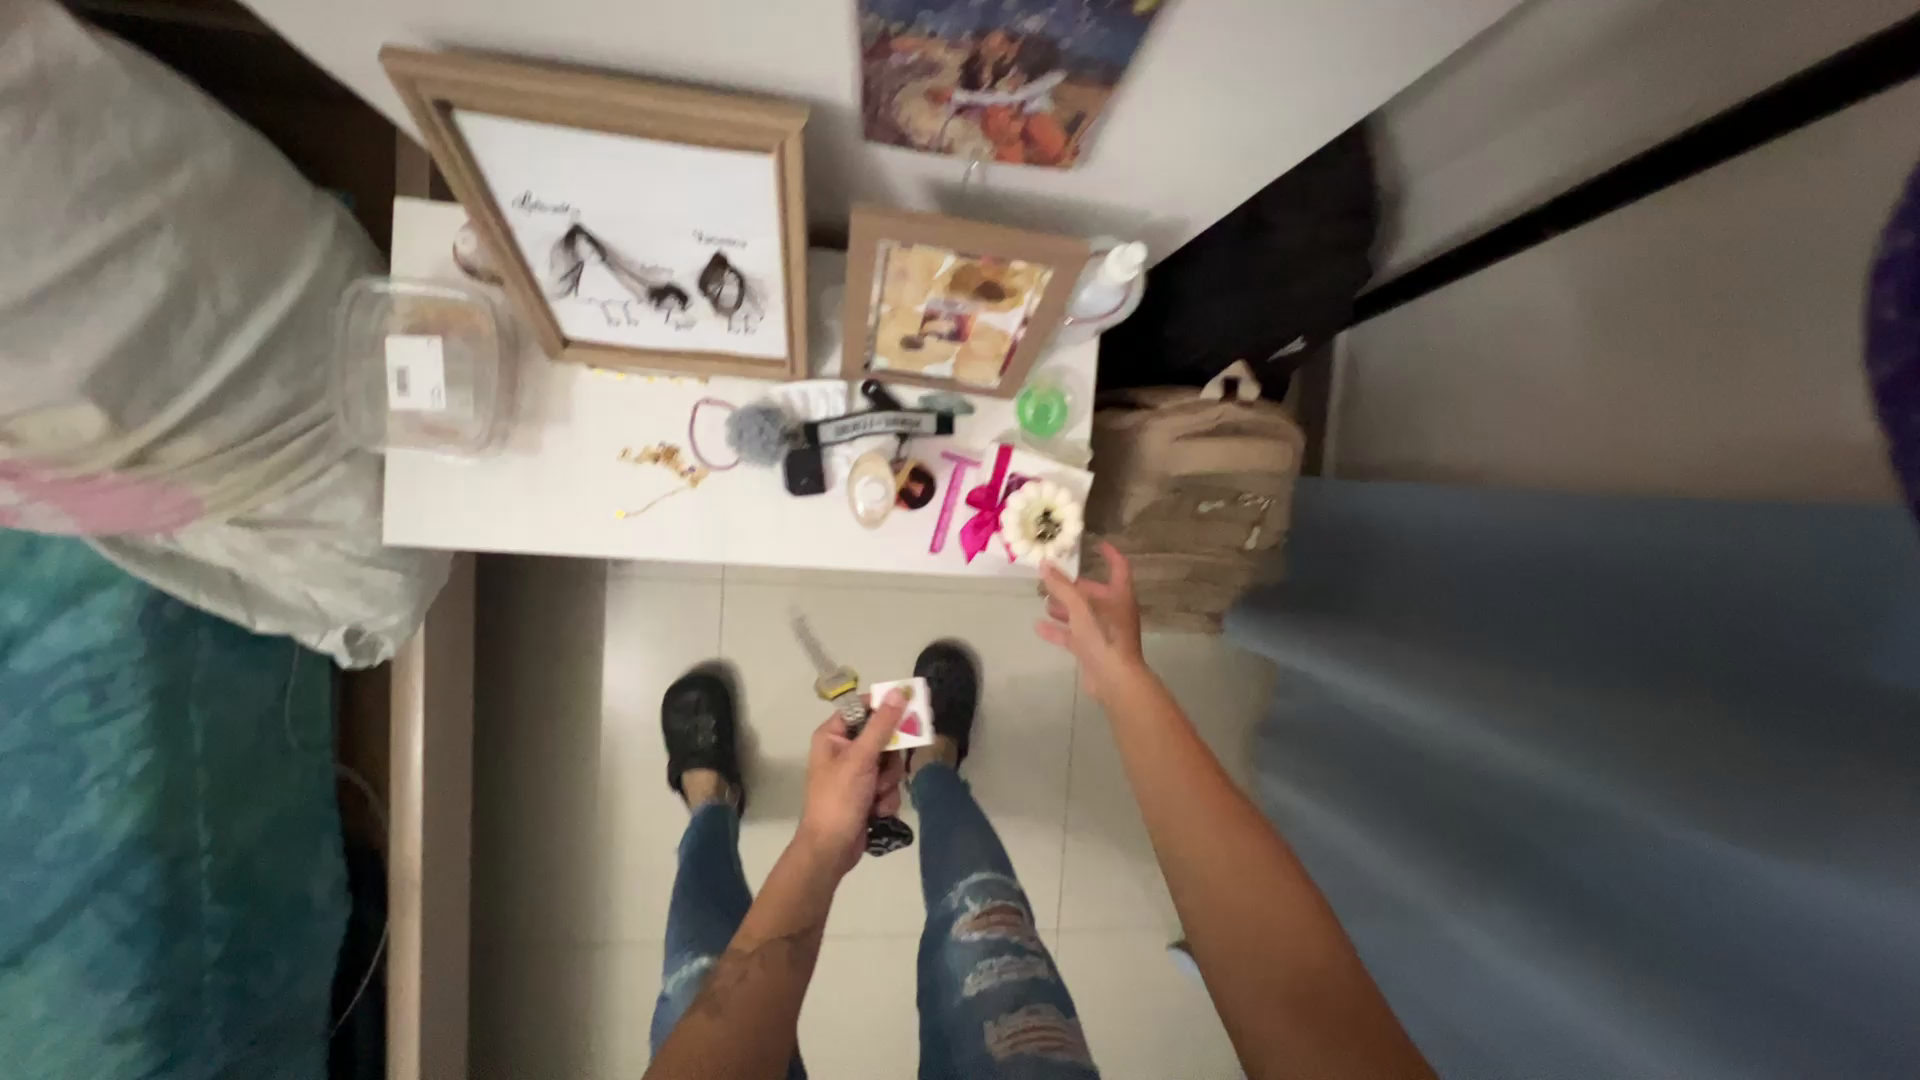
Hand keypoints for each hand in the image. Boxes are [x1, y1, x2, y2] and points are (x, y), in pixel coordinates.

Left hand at [795, 691, 907, 877]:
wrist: (831, 850)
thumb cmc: (839, 799)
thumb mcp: (861, 759)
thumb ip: (882, 725)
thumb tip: (899, 692)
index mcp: (833, 735)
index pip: (864, 708)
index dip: (885, 710)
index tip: (909, 711)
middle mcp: (845, 749)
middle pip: (884, 737)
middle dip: (889, 759)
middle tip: (884, 768)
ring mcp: (857, 772)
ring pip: (891, 763)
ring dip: (888, 782)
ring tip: (874, 796)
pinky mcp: (868, 792)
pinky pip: (890, 784)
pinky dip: (886, 797)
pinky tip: (876, 810)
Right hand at [1037, 542, 1146, 702]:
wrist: (1114, 679)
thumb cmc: (1103, 636)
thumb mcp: (1080, 606)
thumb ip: (1061, 586)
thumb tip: (1044, 564)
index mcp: (1119, 596)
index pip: (1119, 567)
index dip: (1110, 555)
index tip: (1097, 544)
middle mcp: (1114, 611)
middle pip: (1094, 593)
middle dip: (1073, 587)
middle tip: (1051, 581)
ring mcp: (1104, 632)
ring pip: (1082, 614)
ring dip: (1064, 608)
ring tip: (1044, 601)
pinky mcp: (1093, 650)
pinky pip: (1074, 635)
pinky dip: (1058, 630)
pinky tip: (1039, 627)